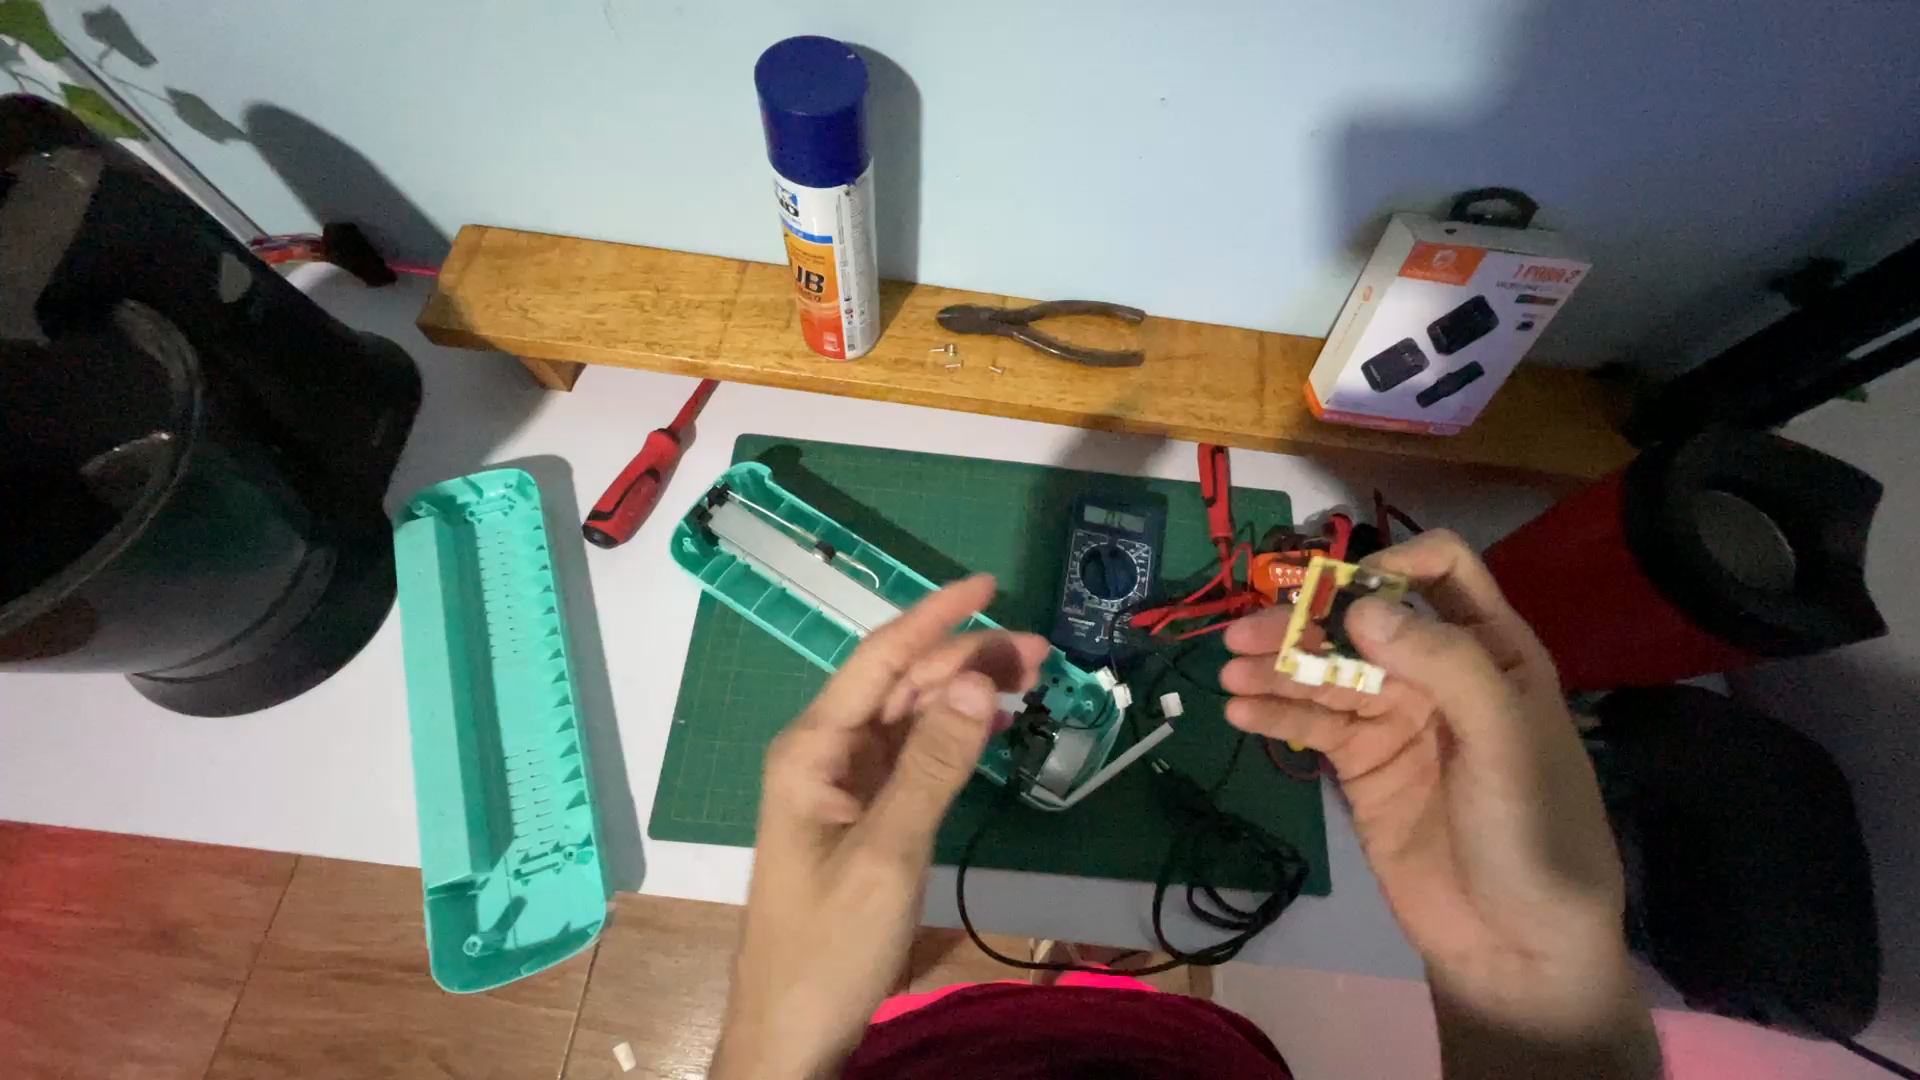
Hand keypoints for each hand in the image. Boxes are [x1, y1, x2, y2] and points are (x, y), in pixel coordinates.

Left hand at [711, 574, 1049, 1079]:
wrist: (793, 1031)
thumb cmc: (829, 944)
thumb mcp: (888, 852)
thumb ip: (933, 764)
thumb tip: (978, 681)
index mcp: (814, 745)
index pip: (881, 658)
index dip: (934, 617)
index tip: (987, 586)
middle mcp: (827, 748)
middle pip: (903, 681)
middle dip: (966, 658)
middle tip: (1039, 653)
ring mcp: (847, 777)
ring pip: (913, 713)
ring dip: (967, 693)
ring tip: (1030, 679)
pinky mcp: (868, 806)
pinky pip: (916, 752)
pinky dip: (956, 734)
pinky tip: (995, 725)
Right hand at [1220, 531, 1656, 1064]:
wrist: (1513, 948)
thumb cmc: (1534, 836)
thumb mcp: (1507, 746)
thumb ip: (1446, 666)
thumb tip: (1360, 608)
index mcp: (1488, 652)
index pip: (1439, 573)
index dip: (1390, 566)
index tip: (1342, 596)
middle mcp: (1433, 672)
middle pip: (1356, 623)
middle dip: (1301, 625)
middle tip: (1244, 637)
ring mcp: (1389, 715)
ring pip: (1322, 670)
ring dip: (1274, 668)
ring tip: (1231, 675)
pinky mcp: (1355, 758)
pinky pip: (1307, 721)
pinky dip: (1271, 711)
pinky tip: (1239, 712)